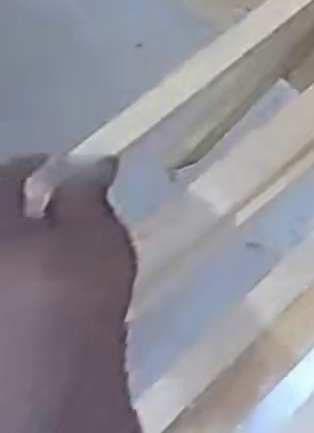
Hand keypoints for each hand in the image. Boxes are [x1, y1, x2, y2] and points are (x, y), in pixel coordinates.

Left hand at [0, 156, 138, 432]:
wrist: (39, 363)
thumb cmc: (75, 285)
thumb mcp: (94, 233)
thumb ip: (85, 196)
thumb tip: (90, 163)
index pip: (1, 179)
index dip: (23, 166)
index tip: (45, 161)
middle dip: (8, 201)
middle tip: (33, 193)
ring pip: (0, 242)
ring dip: (9, 230)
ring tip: (29, 228)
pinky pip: (3, 266)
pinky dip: (11, 257)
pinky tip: (22, 262)